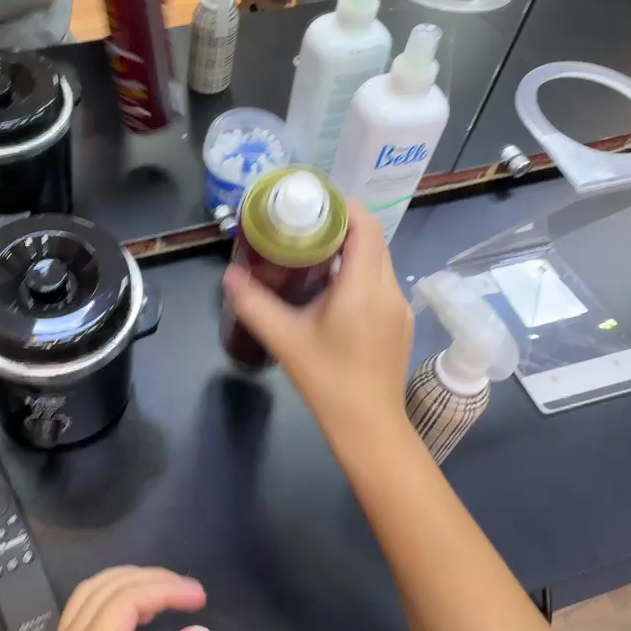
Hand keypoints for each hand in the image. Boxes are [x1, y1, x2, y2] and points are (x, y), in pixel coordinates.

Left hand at [20, 567, 210, 630]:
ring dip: (126, 582)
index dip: (166, 589)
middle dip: (149, 578)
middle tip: (187, 590)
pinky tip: (130, 616)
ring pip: (88, 595)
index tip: (201, 596)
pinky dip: (110, 599)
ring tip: (164, 592)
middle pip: (105, 587)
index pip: (127, 599)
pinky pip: (81, 614)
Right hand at [222, 205, 414, 433]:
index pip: (365, 226)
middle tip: (305, 226)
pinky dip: (360, 273)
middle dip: (342, 226)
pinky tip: (334, 290)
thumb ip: (254, 304)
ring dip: (351, 251)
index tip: (314, 203)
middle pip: (373, 240)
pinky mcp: (401, 324)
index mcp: (364, 287)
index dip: (343, 207)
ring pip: (378, 262)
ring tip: (315, 253)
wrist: (369, 427)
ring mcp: (400, 308)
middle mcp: (389, 290)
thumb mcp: (285, 340)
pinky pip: (381, 284)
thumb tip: (230, 275)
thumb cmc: (327, 381)